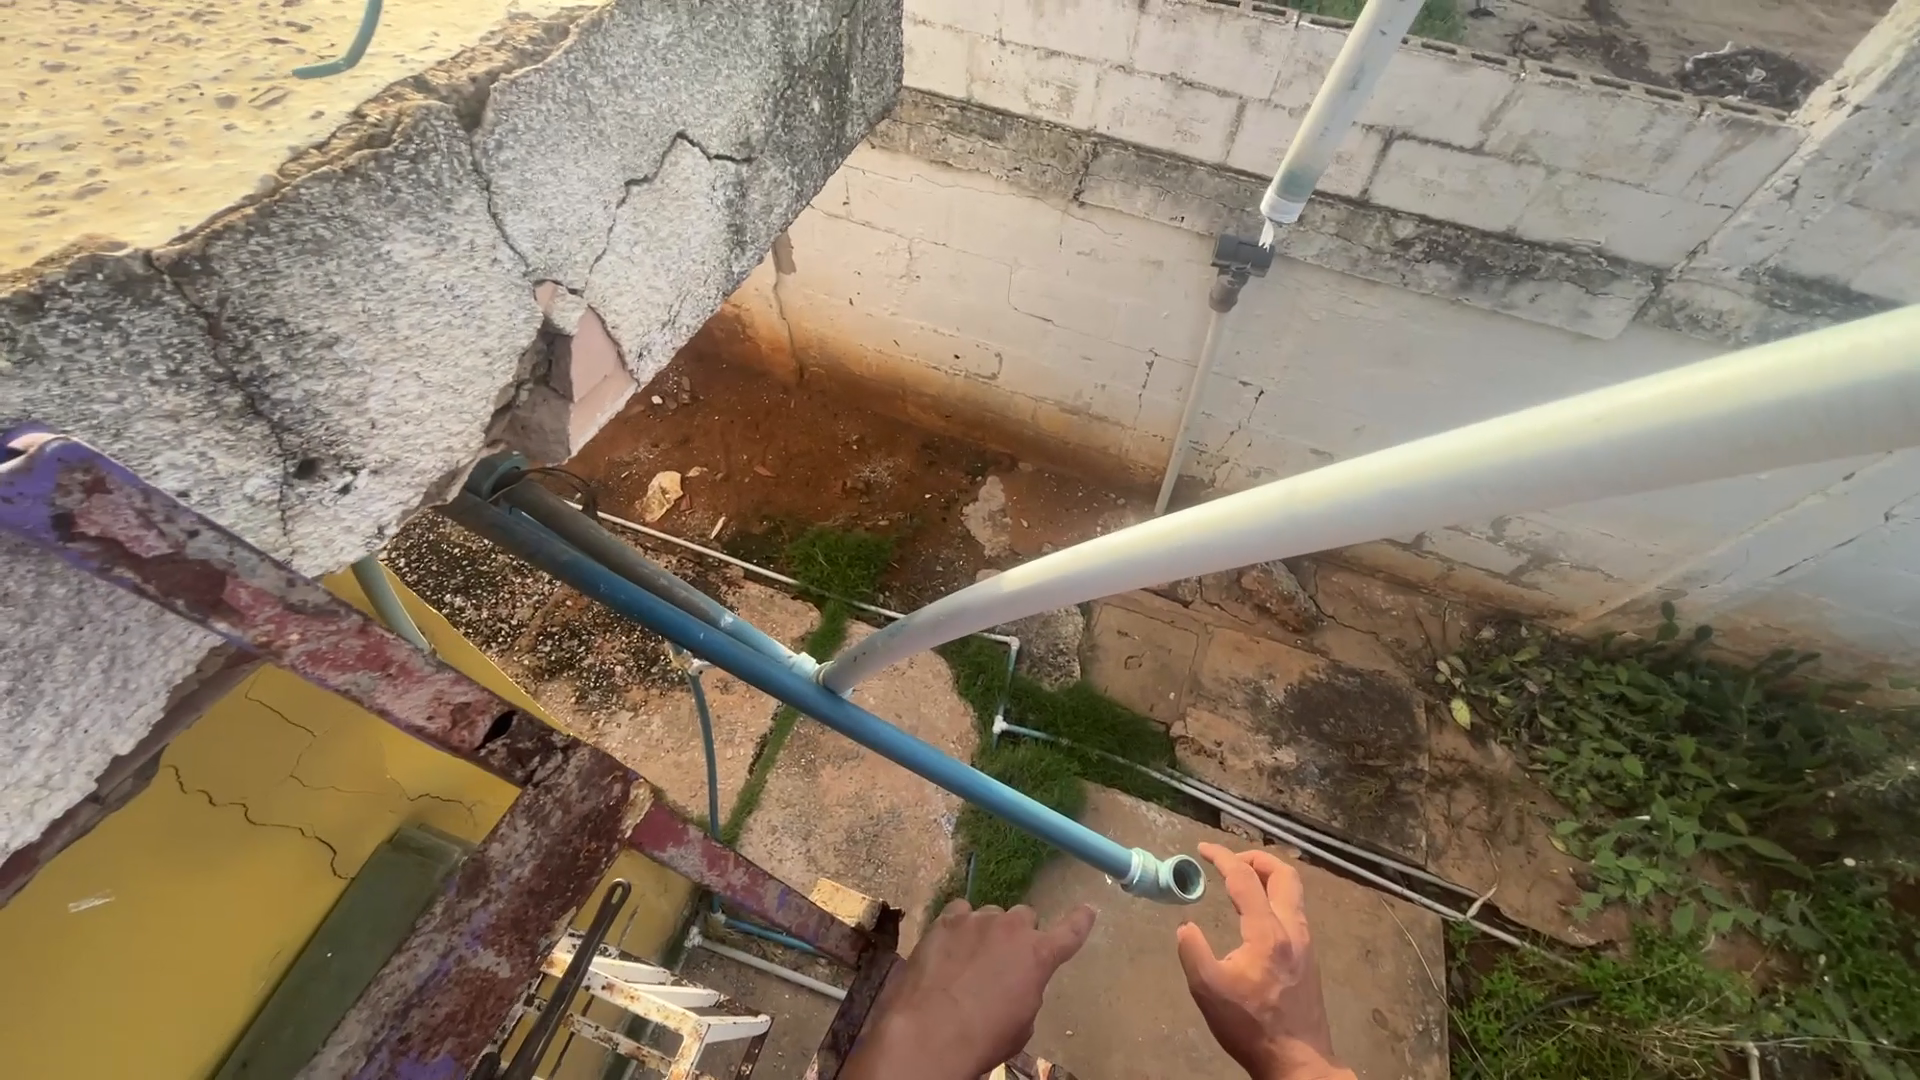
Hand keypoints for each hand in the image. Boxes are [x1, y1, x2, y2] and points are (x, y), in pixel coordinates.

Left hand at [843, 899, 1095, 1079]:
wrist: (932, 1031)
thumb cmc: (984, 1038)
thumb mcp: (1021, 1024)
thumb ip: (1028, 990)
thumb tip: (1017, 979)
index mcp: (1038, 956)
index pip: (1069, 932)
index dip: (1080, 920)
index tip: (1089, 909)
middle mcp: (1011, 928)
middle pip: (1023, 917)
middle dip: (1018, 935)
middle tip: (1004, 960)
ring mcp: (978, 919)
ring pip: (991, 915)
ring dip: (987, 932)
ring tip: (970, 960)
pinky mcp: (947, 919)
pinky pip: (960, 912)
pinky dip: (959, 925)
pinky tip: (950, 947)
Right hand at [1177, 843, 1352, 1079]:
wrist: (1299, 1064)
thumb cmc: (1252, 1026)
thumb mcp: (1208, 991)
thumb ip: (1192, 951)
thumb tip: (1185, 925)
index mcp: (1267, 932)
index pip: (1245, 878)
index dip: (1222, 857)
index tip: (1203, 849)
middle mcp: (1292, 929)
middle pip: (1284, 874)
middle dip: (1255, 857)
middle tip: (1230, 860)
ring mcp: (1306, 943)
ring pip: (1293, 891)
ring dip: (1267, 876)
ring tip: (1241, 881)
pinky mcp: (1309, 958)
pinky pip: (1293, 909)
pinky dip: (1274, 896)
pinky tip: (1256, 913)